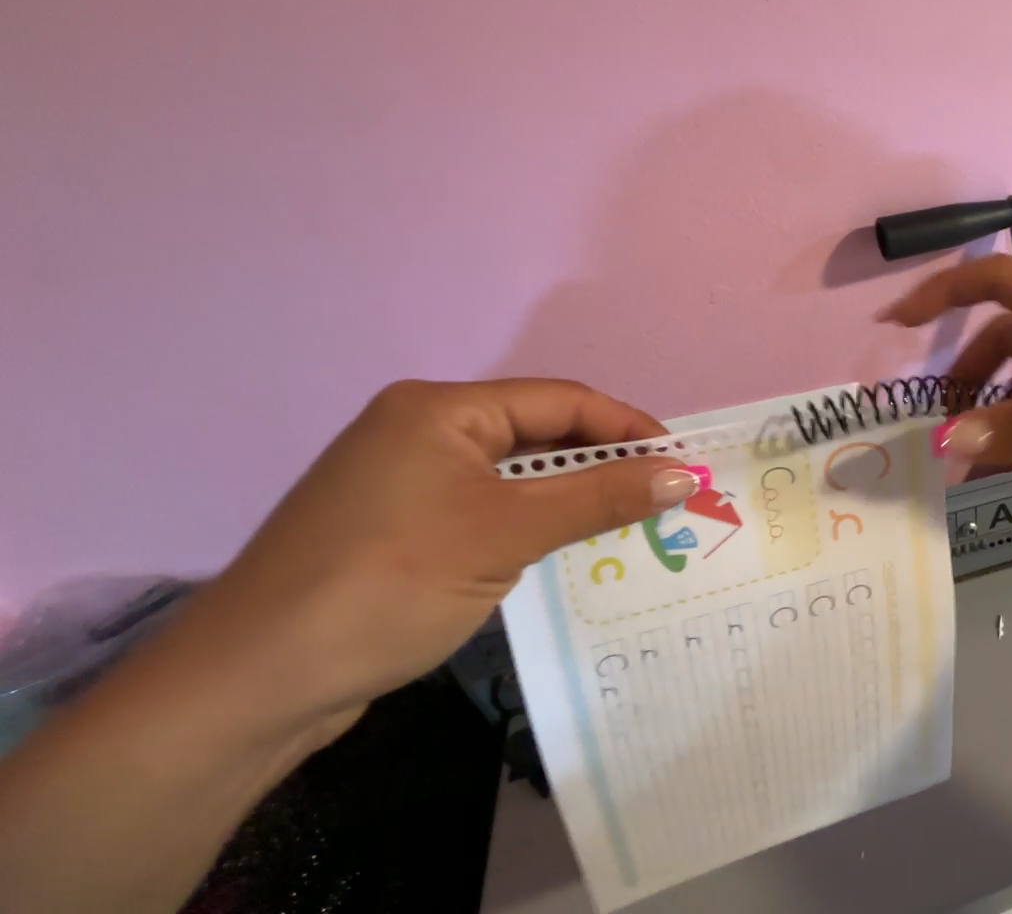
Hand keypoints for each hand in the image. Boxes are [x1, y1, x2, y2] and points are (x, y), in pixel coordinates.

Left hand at [167, 378, 698, 740]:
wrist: (251, 687)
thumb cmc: (388, 584)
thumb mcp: (507, 533)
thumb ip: (600, 498)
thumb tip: (684, 473)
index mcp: (439, 410)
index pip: (560, 401)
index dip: (628, 428)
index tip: (683, 462)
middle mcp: (421, 432)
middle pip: (540, 436)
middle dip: (605, 466)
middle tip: (667, 496)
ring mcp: (407, 483)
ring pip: (518, 478)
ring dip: (575, 499)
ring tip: (635, 525)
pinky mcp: (402, 529)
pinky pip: (491, 510)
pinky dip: (537, 525)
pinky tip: (573, 551)